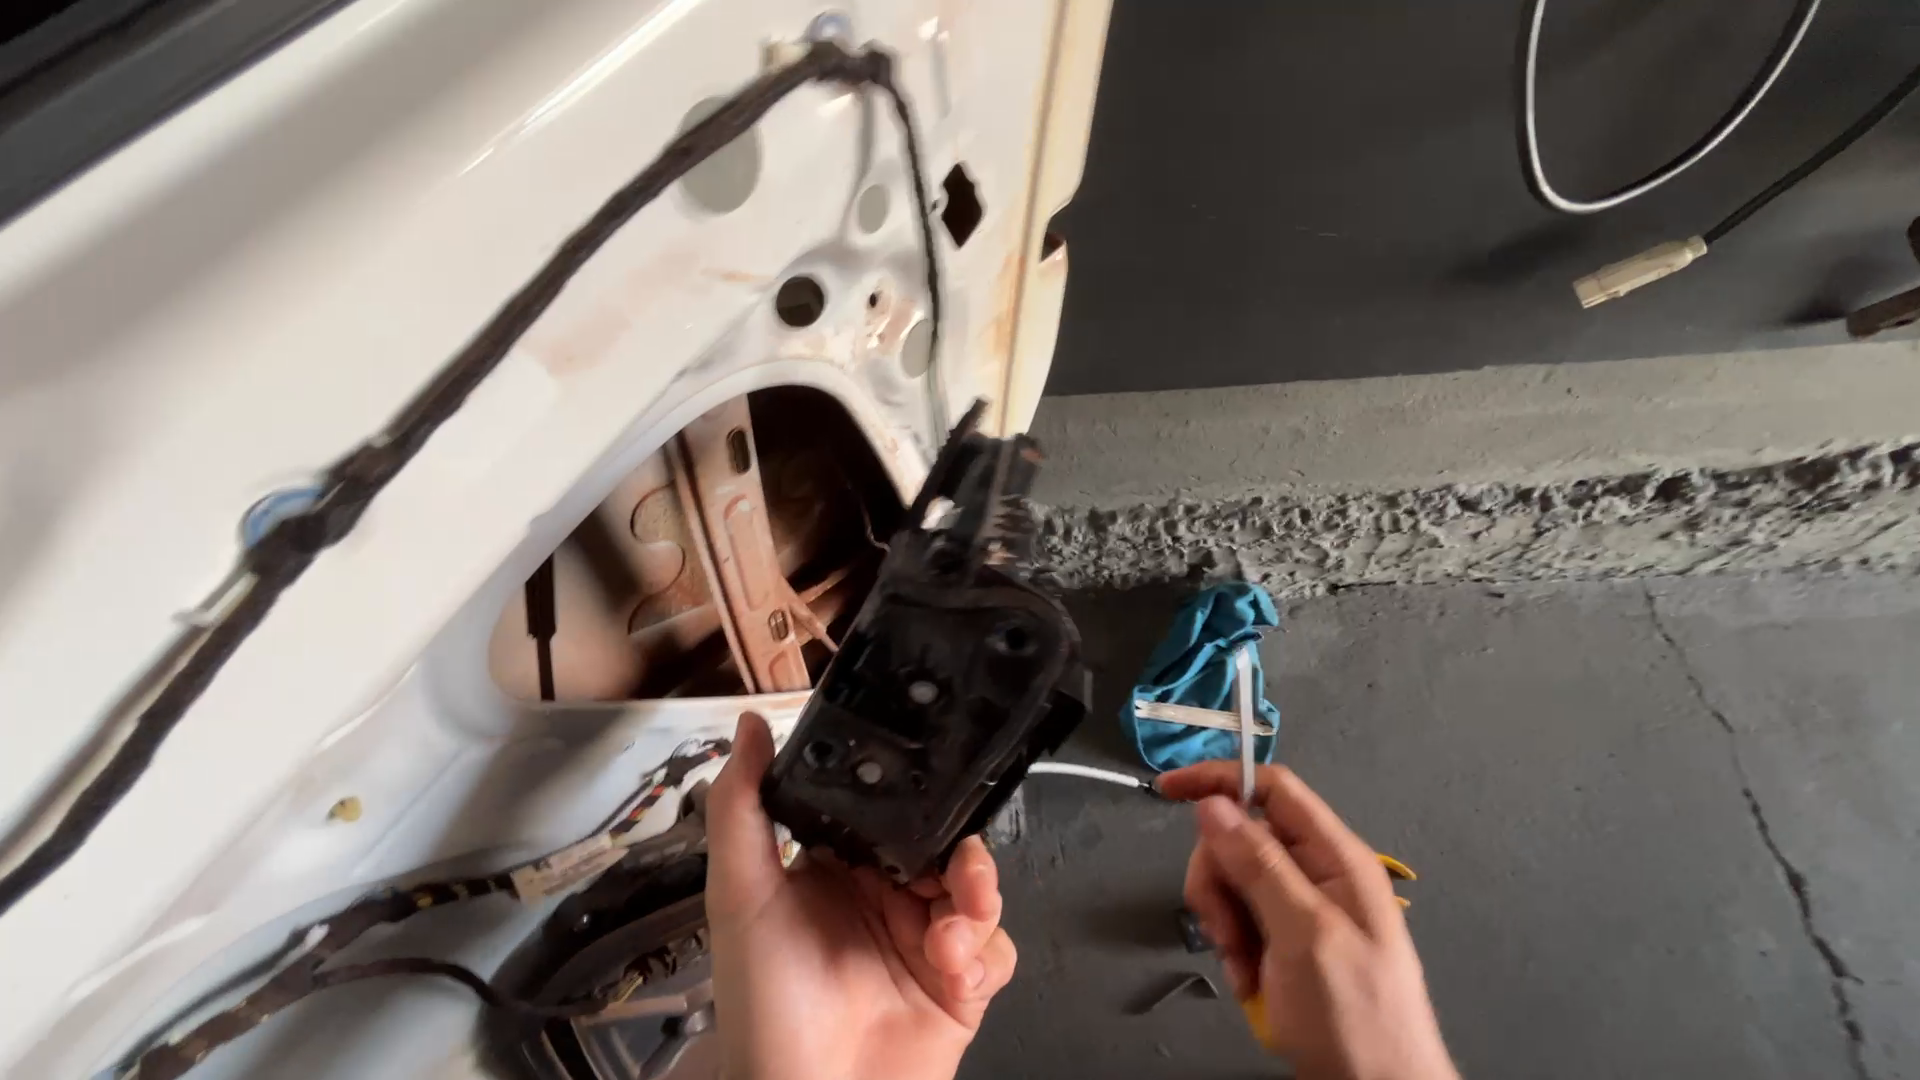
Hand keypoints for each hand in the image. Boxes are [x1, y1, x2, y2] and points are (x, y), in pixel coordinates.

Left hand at [706, 712, 1016, 1079]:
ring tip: (952, 938)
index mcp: (846, 865)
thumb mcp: (742, 894)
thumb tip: (751, 723)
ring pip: (980, 891)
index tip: (936, 784)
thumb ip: (743, 808)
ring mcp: (929, 937)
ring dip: (977, 905)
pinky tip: (956, 976)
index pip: (894, 811)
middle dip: (964, 856)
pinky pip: (997, 951)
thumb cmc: (768, 995)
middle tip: (962, 874)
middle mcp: (890, 893)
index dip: (919, 795)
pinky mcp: (962, 983)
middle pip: (948, 846)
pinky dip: (985, 957)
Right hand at [1157, 762, 1457, 1079]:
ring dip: (1222, 919)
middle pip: (1239, 836)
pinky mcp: (1281, 935)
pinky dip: (1230, 943)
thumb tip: (1212, 802)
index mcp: (1334, 857)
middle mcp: (1315, 870)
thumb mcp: (1304, 936)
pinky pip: (1235, 914)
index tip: (1168, 790)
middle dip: (1218, 879)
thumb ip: (1258, 866)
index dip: (1220, 779)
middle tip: (1225, 930)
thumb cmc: (1354, 1016)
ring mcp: (1297, 904)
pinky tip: (1248, 977)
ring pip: (1230, 876)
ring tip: (1242, 964)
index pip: (1271, 788)